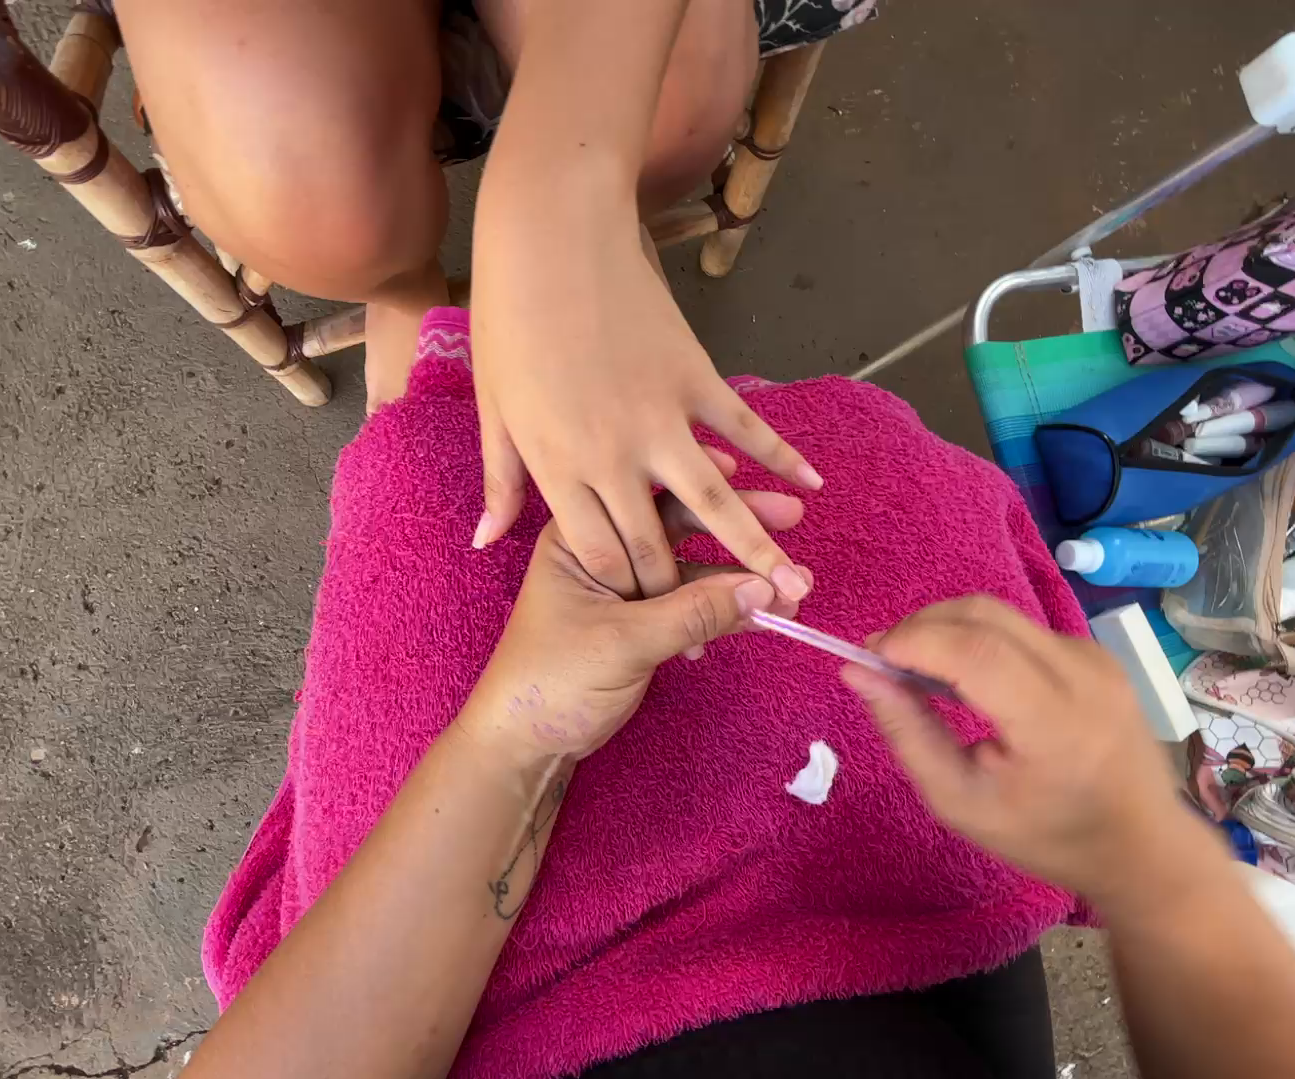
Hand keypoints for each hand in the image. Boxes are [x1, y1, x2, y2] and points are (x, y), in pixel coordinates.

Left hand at [462, 451, 806, 761]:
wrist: (525, 742)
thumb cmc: (552, 679)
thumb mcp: (621, 642)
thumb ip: (691, 614)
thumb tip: (763, 589)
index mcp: (584, 536)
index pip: (651, 501)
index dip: (706, 493)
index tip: (752, 480)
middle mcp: (607, 551)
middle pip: (681, 529)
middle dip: (736, 529)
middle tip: (792, 518)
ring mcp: (627, 588)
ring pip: (693, 570)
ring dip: (740, 580)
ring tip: (794, 587)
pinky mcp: (642, 621)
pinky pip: (691, 605)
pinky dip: (725, 611)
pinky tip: (763, 617)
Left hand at [469, 209, 820, 603]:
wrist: (552, 234)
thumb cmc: (509, 324)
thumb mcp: (493, 410)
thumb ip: (500, 482)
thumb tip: (483, 543)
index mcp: (560, 468)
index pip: (604, 556)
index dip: (632, 596)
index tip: (657, 624)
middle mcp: (615, 457)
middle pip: (661, 545)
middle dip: (698, 595)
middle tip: (736, 628)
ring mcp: (663, 418)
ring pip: (716, 500)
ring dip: (757, 548)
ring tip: (795, 585)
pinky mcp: (697, 379)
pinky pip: (747, 428)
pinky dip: (782, 456)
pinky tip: (811, 486)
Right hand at [841, 596, 1201, 903]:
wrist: (1144, 847)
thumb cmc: (1044, 834)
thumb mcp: (958, 799)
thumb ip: (905, 730)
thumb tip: (857, 672)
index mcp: (1055, 725)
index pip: (976, 653)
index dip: (914, 641)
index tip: (870, 657)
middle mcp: (1082, 676)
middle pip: (982, 615)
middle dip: (920, 626)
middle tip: (885, 661)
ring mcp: (1094, 657)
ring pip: (996, 612)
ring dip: (944, 628)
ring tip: (918, 668)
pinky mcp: (1094, 651)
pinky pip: (1016, 624)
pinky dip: (973, 636)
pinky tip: (963, 674)